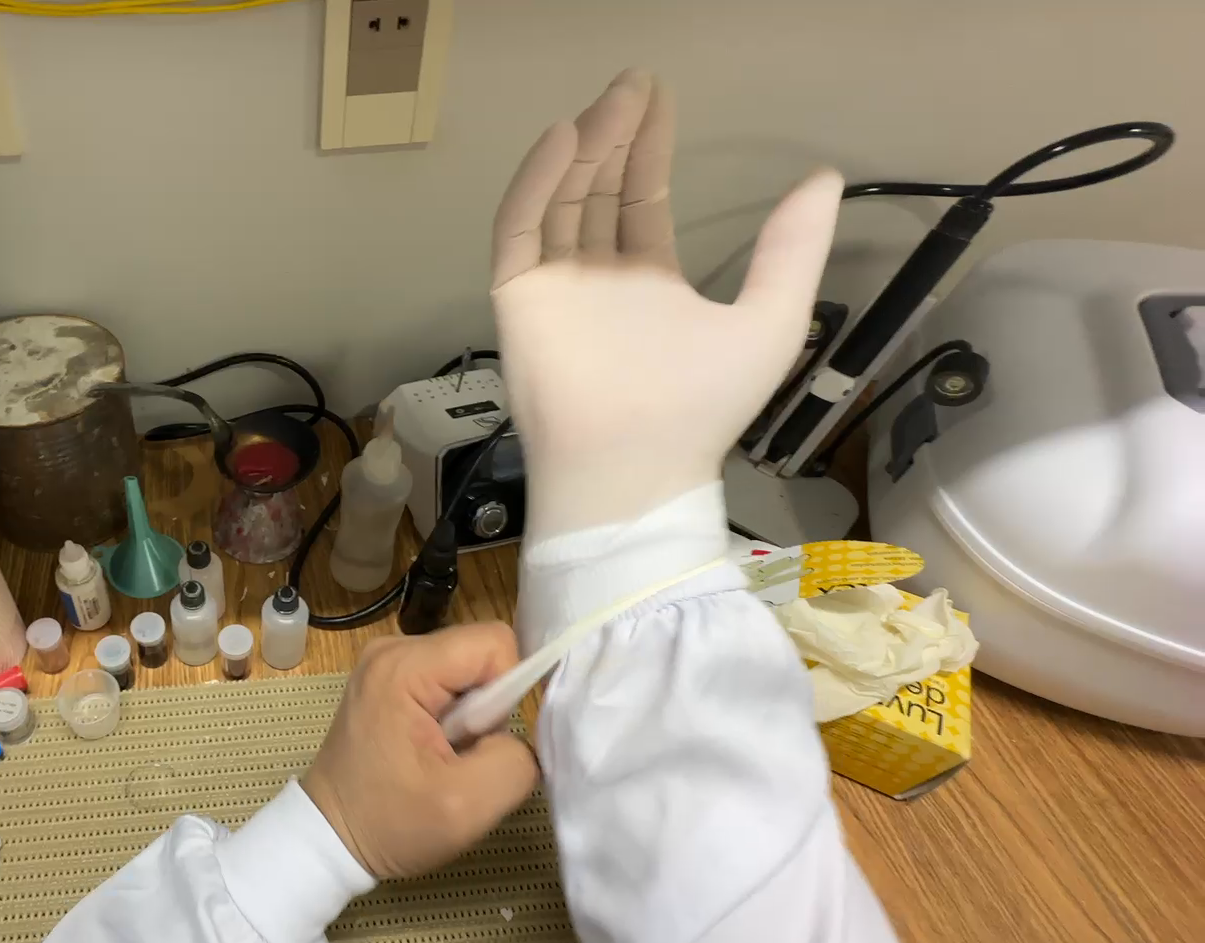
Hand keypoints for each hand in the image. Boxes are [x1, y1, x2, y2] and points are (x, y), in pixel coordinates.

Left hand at [301, 623, 538, 879]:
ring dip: (469, 711)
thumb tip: (520, 732)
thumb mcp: (467, 807)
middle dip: (487, 703)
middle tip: (459, 752)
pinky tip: (429, 747)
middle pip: (476, 651)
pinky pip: (443, 679)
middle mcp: (390, 649)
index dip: (508, 688)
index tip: (484, 736)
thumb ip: (514, 758)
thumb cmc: (389, 822)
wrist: (329, 833)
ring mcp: (384, 661)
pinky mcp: (385, 677)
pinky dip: (450, 712)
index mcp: (403, 667)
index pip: (493, 642)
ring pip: (464, 667)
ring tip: (441, 754)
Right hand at [490, 69, 843, 538]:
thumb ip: (789, 251)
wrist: (632, 464)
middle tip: (631, 83)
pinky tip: (564, 142)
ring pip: (557, 203)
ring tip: (608, 103)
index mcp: (647, 282)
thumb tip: (820, 178)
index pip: (638, 202)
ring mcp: (552, 287)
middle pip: (595, 193)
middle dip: (613, 137)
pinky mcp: (517, 298)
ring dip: (580, 150)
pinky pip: (518, 231)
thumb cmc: (696, 407)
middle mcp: (595, 278)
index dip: (648, 151)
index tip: (659, 100)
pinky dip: (534, 186)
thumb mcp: (768, 321)